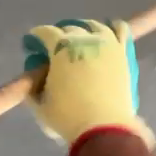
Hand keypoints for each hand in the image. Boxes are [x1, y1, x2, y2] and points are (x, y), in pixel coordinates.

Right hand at [22, 19, 155, 153]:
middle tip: (54, 47)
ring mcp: (107, 45)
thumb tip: (35, 77)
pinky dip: (112, 28)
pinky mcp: (123, 54)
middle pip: (69, 28)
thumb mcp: (39, 104)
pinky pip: (121, 31)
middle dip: (59, 35)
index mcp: (60, 49)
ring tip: (80, 39)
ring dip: (84, 30)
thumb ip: (33, 86)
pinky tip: (106, 34)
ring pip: (94, 26)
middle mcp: (84, 40)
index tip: (31, 43)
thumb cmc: (66, 116)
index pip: (46, 32)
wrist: (103, 128)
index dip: (36, 36)